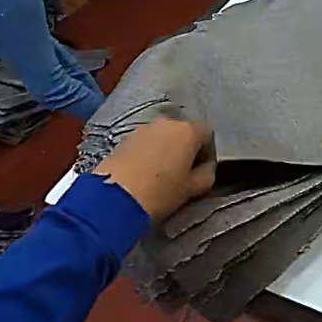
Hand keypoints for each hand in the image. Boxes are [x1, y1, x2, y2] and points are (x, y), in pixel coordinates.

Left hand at [92, 117, 215, 221]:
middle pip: (183, 133)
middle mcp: (167, 123)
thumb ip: (208, 174)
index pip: (207, 134)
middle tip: (181, 172)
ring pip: (162, 137)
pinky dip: (147, 153)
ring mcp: (143, 129)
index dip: (206, 152)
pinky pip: (144, 143)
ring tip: (159, 173)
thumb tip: (207, 168)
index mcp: (189, 131)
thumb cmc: (161, 192)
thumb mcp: (193, 188)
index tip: (200, 169)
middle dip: (184, 149)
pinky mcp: (123, 139)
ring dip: (165, 150)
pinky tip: (143, 173)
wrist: (114, 198)